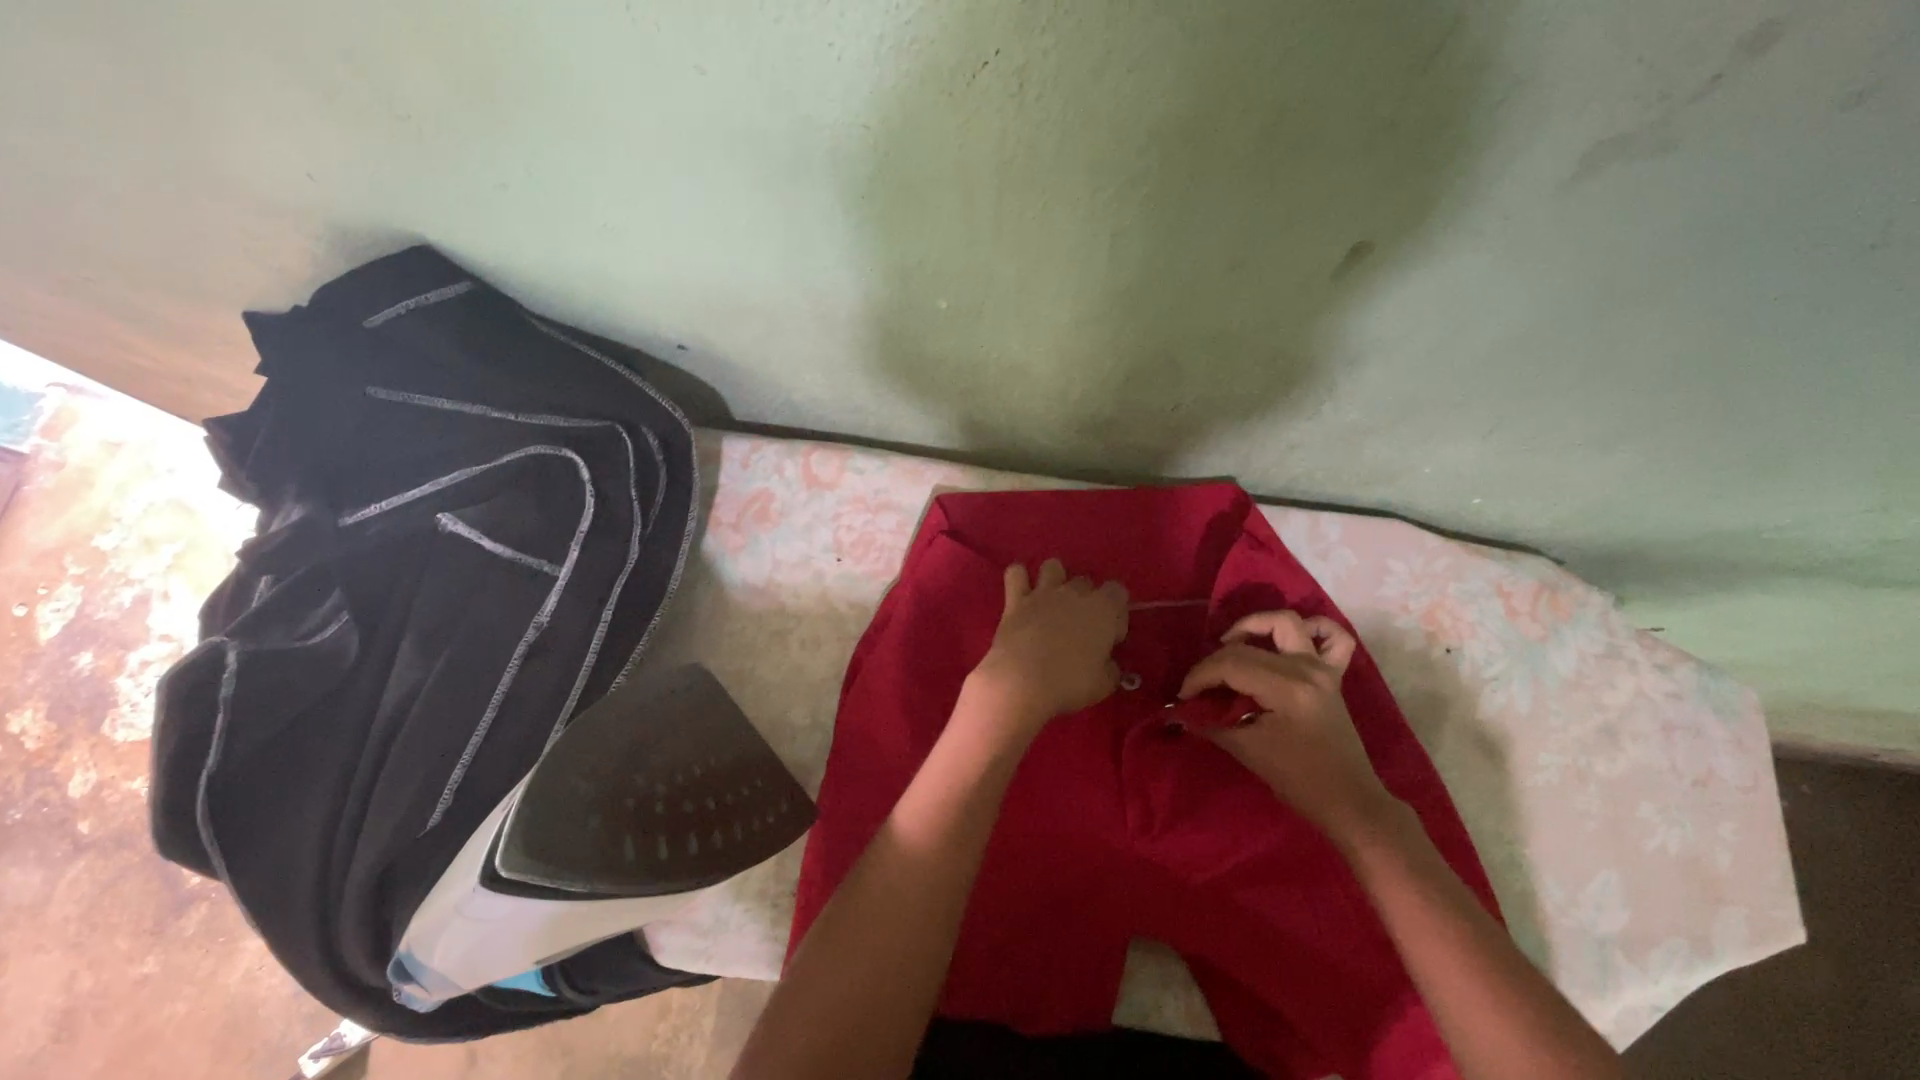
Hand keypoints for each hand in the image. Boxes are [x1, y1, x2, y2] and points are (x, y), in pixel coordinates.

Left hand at [965, 558, 1128, 742]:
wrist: (1021, 683)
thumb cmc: (1070, 684)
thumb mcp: (1104, 684)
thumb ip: (1110, 668)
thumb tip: (1107, 664)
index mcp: (1103, 609)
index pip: (1118, 591)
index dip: (1116, 612)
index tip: (1109, 637)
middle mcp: (1074, 593)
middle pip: (1085, 581)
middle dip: (1086, 599)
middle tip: (1080, 629)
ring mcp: (1043, 594)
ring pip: (1053, 566)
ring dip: (1055, 579)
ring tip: (1052, 603)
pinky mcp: (1015, 601)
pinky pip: (1015, 573)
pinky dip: (1019, 578)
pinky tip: (1022, 593)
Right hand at [1179, 610, 1396, 842]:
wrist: (1347, 800)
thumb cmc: (1297, 780)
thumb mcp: (1247, 751)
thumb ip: (1212, 724)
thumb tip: (1181, 712)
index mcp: (1286, 688)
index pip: (1230, 665)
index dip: (1199, 677)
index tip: (1183, 697)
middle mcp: (1306, 669)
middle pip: (1247, 646)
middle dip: (1214, 662)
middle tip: (1200, 687)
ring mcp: (1323, 669)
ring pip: (1288, 623)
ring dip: (1256, 626)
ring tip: (1235, 645)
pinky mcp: (1333, 676)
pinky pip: (1332, 638)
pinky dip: (1312, 630)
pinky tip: (1286, 644)